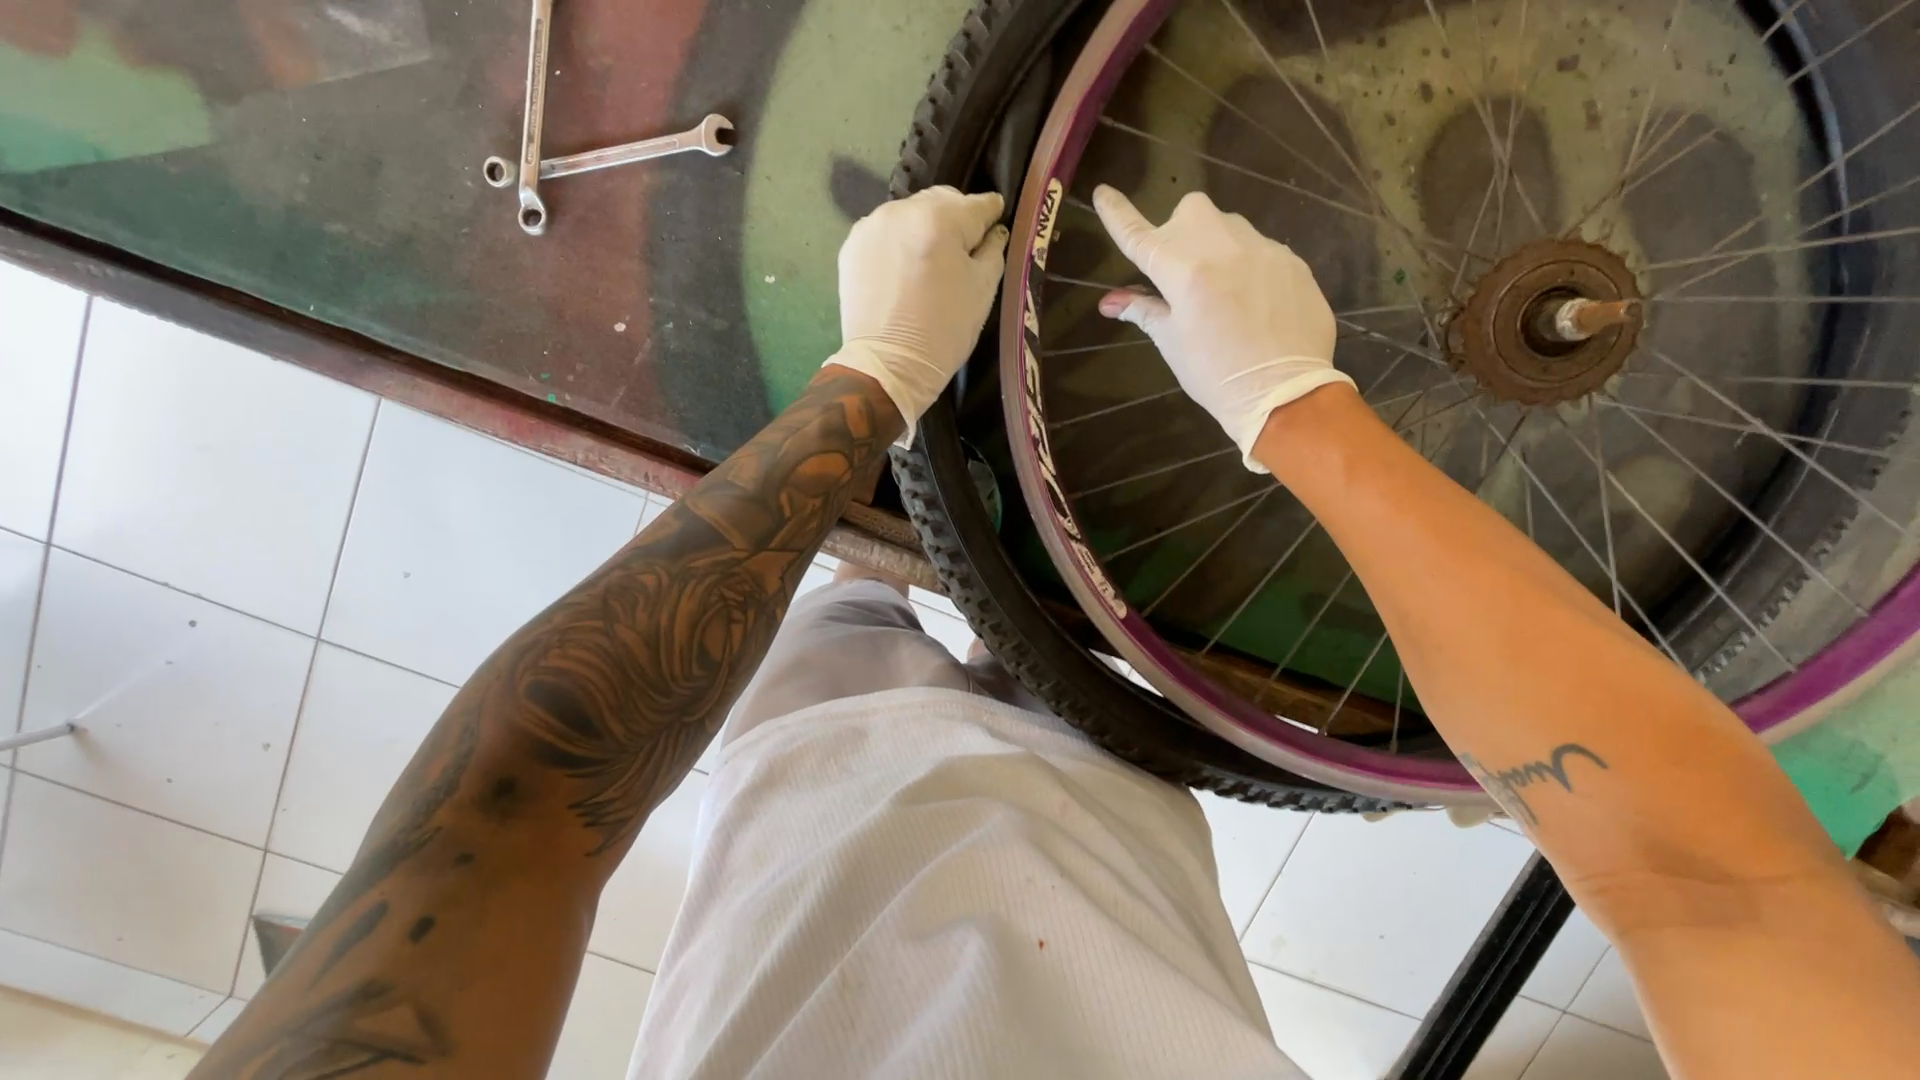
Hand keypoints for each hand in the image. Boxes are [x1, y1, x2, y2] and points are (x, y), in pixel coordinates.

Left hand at [826, 186, 1010, 444]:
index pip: (978, 204)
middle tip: (961, 254)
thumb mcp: (983, 290)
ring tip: (928, 266)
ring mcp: (871, 226)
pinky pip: (885, 233)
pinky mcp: (851, 246)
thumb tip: (993, 230)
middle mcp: (901, 210)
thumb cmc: (944, 330)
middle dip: (955, 221)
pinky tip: (902, 273)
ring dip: (924, 230)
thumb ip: (993, 249)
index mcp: (940, 218)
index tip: (995, 227)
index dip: (992, 216)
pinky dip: (898, 244)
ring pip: (910, 215)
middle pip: (940, 202)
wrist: (888, 367)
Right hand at [1093, 185, 1353, 472]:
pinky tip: (1253, 300)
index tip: (1104, 193)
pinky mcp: (1292, 260)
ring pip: (1228, 226)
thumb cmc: (1215, 374)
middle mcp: (1222, 247)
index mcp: (1183, 271)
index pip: (1139, 235)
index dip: (1118, 214)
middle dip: (1178, 231)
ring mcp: (1262, 249)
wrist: (1284, 392)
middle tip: (1180, 271)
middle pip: (1190, 212)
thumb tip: (1110, 301)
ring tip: (1221, 288)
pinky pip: (1259, 249)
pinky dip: (1247, 264)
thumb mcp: (1172, 344)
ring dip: (1215, 245)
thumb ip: (1144, 311)